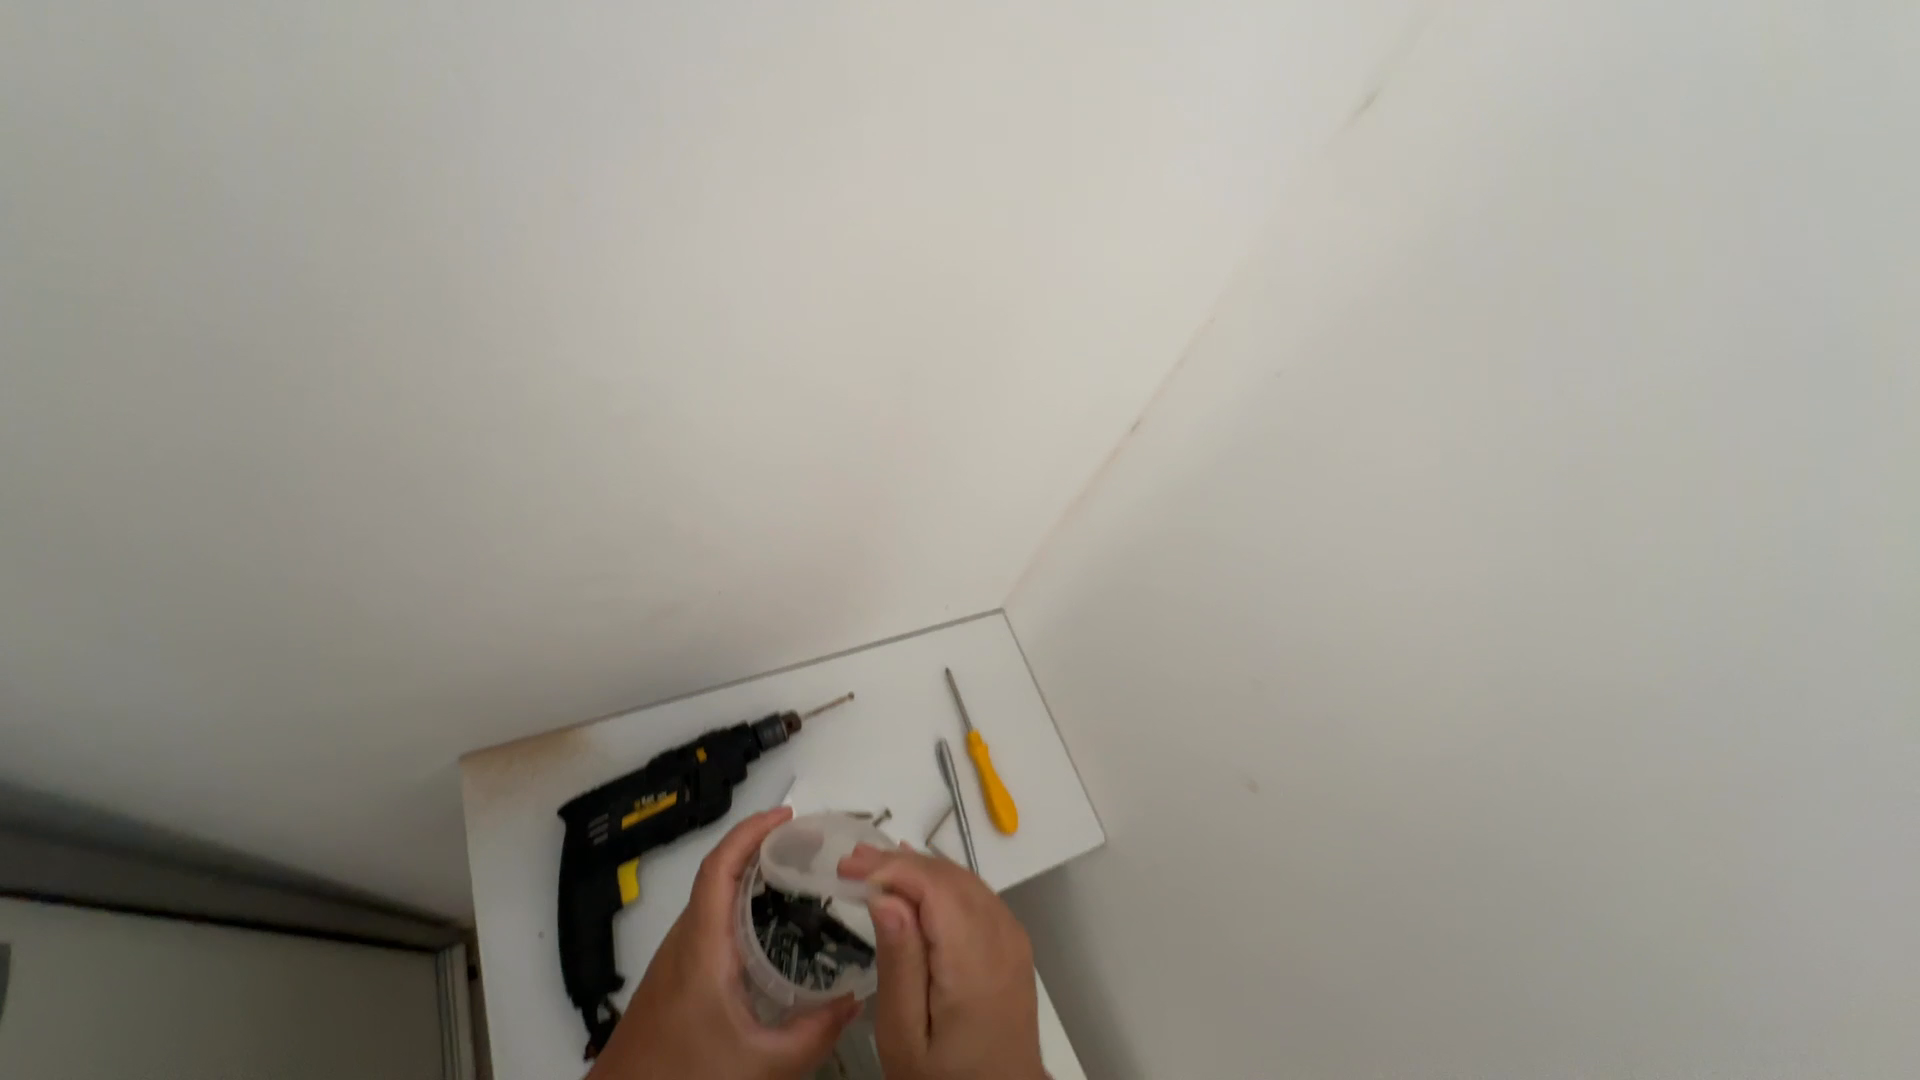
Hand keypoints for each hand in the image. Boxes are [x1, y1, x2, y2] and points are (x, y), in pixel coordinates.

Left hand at [589, 807, 859, 1079]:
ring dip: (749, 874)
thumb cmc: (685, 1077)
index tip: (788, 816)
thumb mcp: (762, 1066)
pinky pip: (710, 921)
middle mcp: (686, 940)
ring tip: (797, 873)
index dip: (750, 832)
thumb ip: (813, 1034)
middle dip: (760, 847)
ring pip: (712, 897)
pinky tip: (770, 926)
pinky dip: (740, 904)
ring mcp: (676, 957)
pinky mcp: (675, 976)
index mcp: (703, 945)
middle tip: (808, 844)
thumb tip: (855, 1001)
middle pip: (718, 874)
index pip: (720, 867)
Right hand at [838, 844, 1045, 1079]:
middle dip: (899, 862)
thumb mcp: (905, 1036)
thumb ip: (899, 962)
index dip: (890, 867)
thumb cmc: (944, 1078)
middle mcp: (1001, 935)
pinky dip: (942, 881)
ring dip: (919, 867)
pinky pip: (976, 893)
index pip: (933, 887)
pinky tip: (916, 881)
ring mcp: (1013, 936)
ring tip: (872, 865)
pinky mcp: (1013, 942)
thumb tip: (885, 897)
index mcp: (974, 959)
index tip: (847, 866)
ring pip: (964, 879)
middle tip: (850, 861)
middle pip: (948, 877)